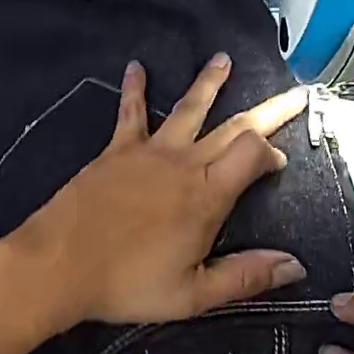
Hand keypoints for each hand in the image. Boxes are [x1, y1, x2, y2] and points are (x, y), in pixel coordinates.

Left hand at [9, 54, 310, 325]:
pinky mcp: (117, 150)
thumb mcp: (193, 294)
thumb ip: (246, 276)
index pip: (253, 155)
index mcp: (207, 197)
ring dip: (210, 83)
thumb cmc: (127, 283)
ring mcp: (149, 152)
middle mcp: (184, 164)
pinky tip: (135, 67)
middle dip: (269, 110)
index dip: (272, 154)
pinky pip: (131, 113)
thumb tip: (295, 266)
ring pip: (188, 108)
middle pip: (234, 126)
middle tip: (294, 93)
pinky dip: (135, 89)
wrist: (58, 266)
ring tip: (223, 59)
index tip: (279, 164)